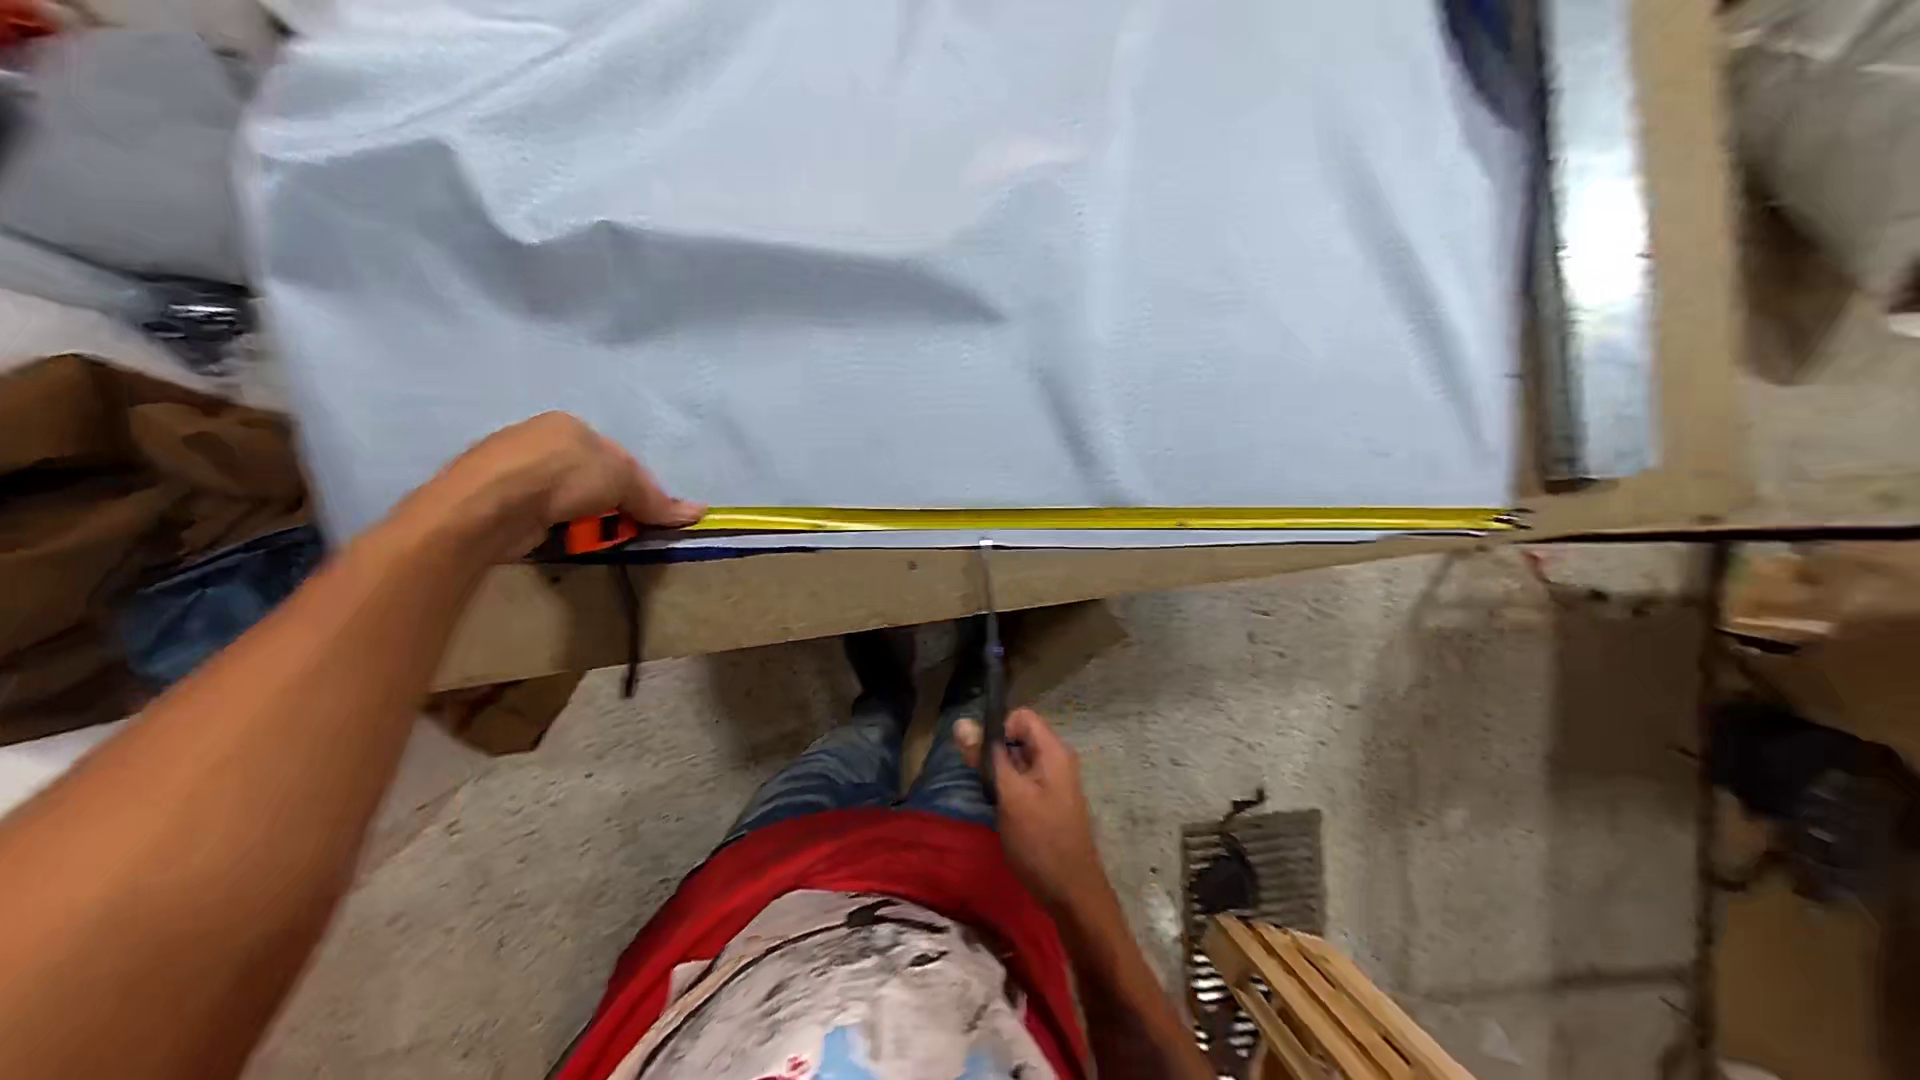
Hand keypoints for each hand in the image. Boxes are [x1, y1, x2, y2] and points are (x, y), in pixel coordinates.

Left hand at [401, 412, 704, 561]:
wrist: (490, 503)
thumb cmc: (564, 475)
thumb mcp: (625, 480)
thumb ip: (658, 499)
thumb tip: (700, 512)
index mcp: (570, 426)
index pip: (617, 457)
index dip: (638, 487)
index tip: (647, 515)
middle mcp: (538, 440)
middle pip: (592, 478)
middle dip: (610, 504)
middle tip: (621, 529)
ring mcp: (511, 468)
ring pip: (565, 499)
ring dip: (582, 519)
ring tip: (588, 537)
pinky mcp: (492, 499)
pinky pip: (540, 516)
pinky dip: (554, 528)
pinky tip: (558, 538)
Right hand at [957, 707, 1108, 912]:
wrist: (1070, 890)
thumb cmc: (1039, 839)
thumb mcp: (1008, 795)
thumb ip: (986, 758)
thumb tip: (962, 723)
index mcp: (1054, 750)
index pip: (1020, 716)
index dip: (997, 728)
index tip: (982, 754)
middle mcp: (1058, 758)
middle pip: (1019, 736)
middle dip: (995, 750)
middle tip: (980, 777)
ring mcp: (1055, 780)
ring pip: (1019, 758)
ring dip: (1000, 770)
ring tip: (988, 794)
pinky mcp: (1050, 799)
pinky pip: (1025, 777)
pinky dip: (1009, 785)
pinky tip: (999, 807)